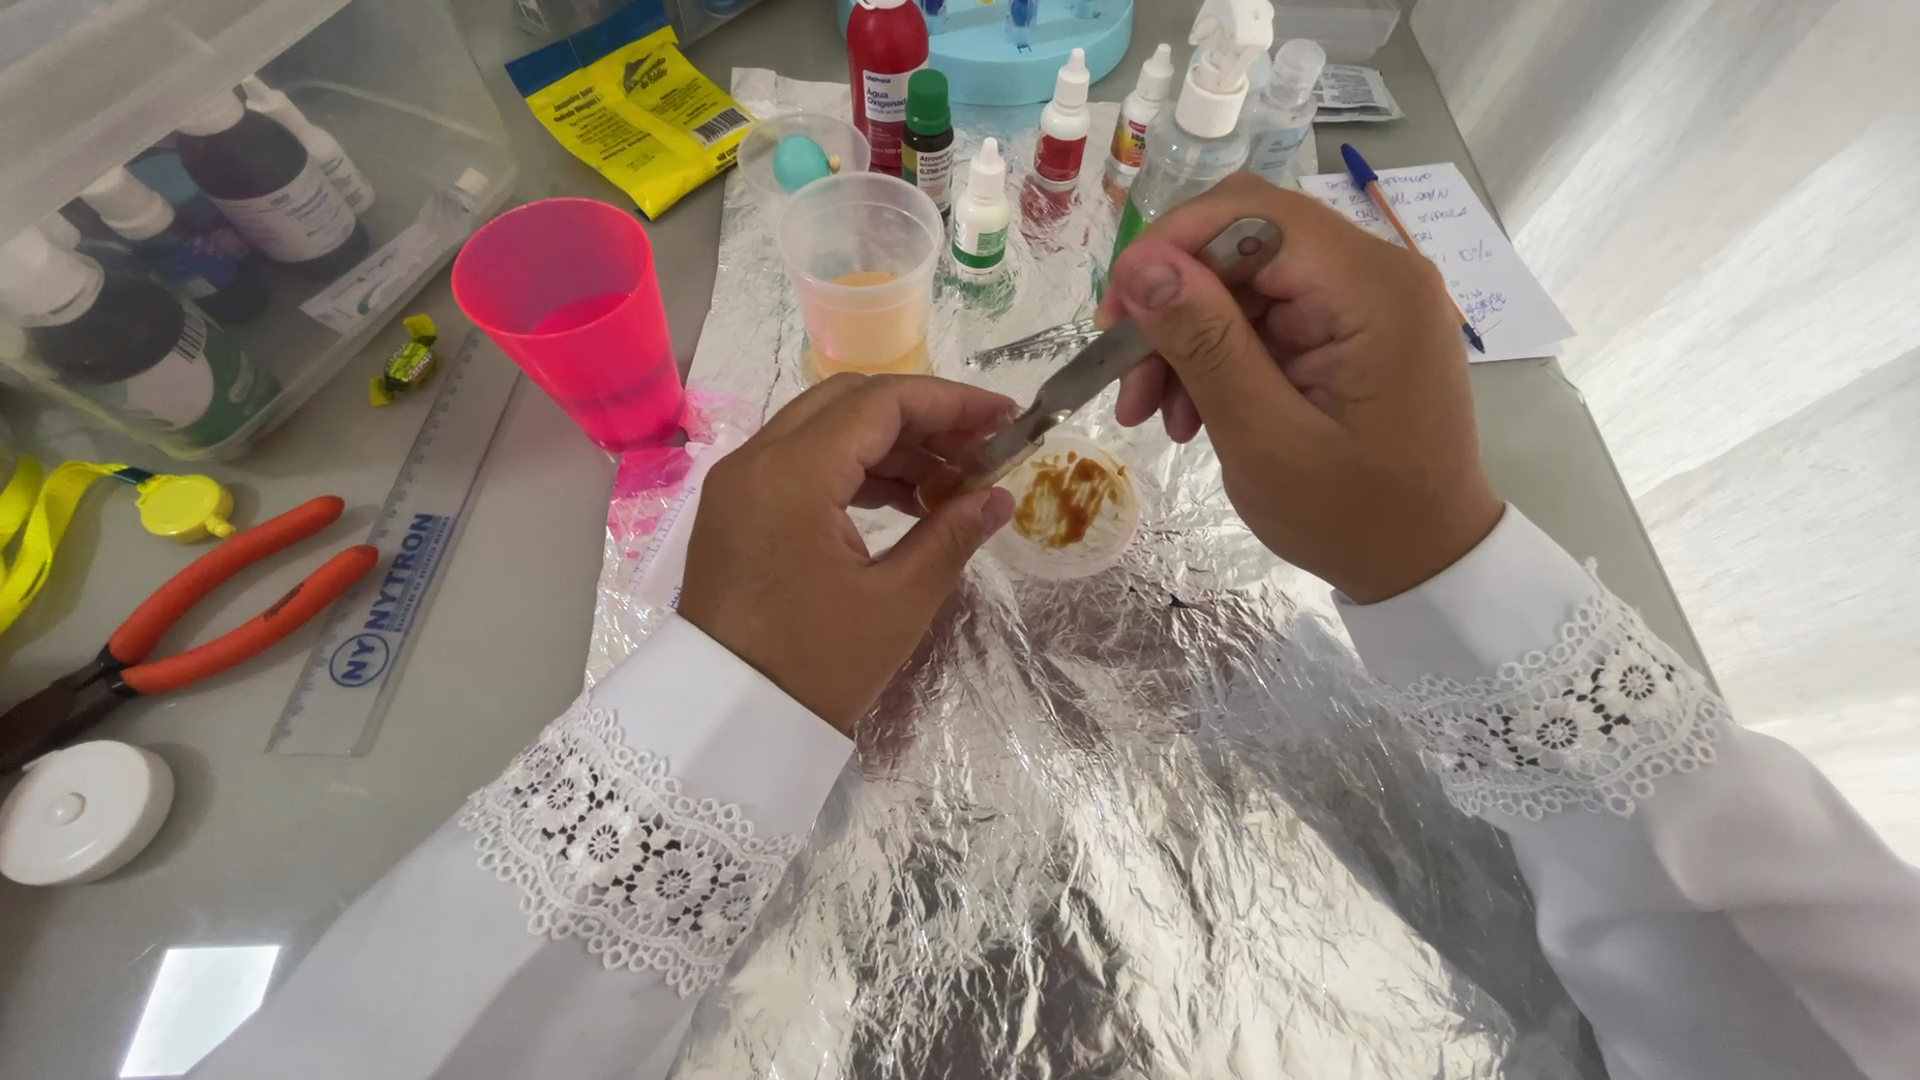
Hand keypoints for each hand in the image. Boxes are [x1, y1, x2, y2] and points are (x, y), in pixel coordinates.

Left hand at [678, 374, 1016, 731]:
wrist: (731, 724)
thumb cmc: (815, 667)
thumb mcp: (897, 602)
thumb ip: (952, 534)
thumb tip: (999, 497)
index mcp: (793, 475)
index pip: (882, 402)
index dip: (951, 401)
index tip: (1004, 417)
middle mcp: (757, 460)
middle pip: (850, 403)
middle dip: (923, 416)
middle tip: (980, 446)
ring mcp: (741, 483)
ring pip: (826, 430)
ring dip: (891, 444)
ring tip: (952, 481)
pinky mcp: (738, 509)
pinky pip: (804, 464)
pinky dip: (856, 470)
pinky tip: (905, 500)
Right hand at [1096, 172, 1503, 603]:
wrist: (1422, 562)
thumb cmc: (1350, 516)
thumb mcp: (1263, 437)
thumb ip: (1205, 344)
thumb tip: (1141, 265)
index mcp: (1369, 288)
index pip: (1251, 214)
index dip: (1168, 248)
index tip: (1114, 317)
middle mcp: (1371, 274)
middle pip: (1239, 249)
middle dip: (1170, 309)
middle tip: (1122, 379)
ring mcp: (1358, 304)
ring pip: (1237, 289)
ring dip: (1182, 344)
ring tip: (1152, 416)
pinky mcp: (1343, 334)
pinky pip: (1257, 325)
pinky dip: (1212, 363)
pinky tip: (1191, 416)